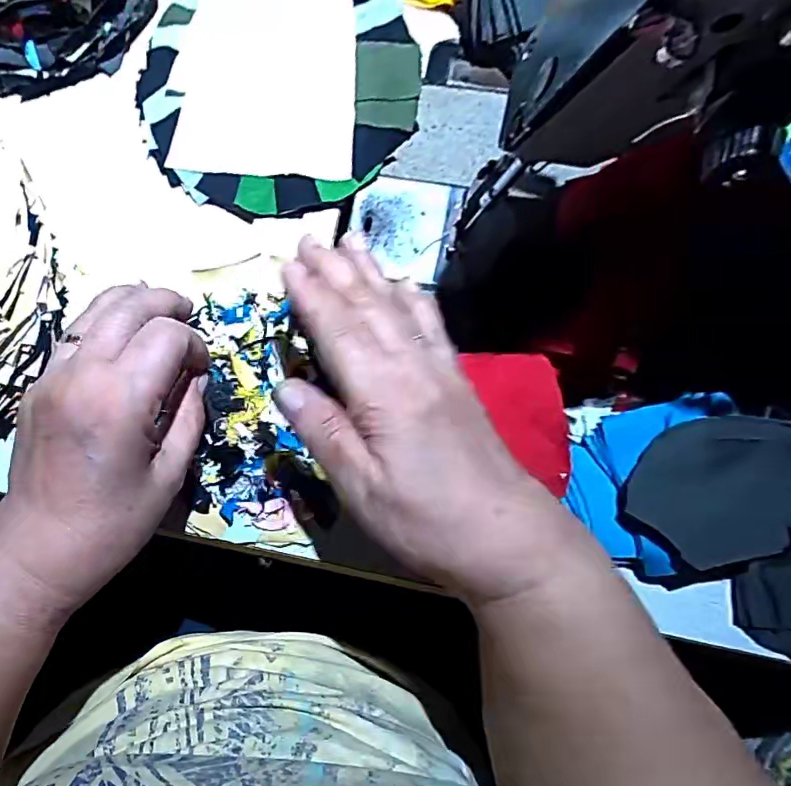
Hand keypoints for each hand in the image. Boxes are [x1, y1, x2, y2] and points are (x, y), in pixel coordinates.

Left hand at [0, 286, 208, 622]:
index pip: (166, 332)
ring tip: (153, 324)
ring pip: (90, 313)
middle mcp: (78, 375)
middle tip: (185, 319)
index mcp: (116, 397)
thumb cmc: (107, 526)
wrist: (36, 547)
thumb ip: (187, 418)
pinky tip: (115, 352)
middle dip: (164, 304)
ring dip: (128, 308)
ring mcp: (48, 380)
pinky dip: (97, 332)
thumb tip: (194, 379)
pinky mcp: (32, 391)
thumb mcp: (166, 477)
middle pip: (126, 304)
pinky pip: (69, 342)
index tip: (199, 370)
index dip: (193, 343)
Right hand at [276, 235, 597, 605]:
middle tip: (312, 239)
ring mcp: (441, 376)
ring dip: (374, 276)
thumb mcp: (357, 481)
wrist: (505, 539)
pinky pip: (429, 330)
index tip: (287, 265)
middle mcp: (416, 372)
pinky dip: (411, 301)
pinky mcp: (454, 388)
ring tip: (353, 246)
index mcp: (386, 393)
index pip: (341, 332)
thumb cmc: (419, 517)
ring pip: (402, 312)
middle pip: (372, 309)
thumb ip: (322, 429)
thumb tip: (285, 385)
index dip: (312, 297)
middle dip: (339, 272)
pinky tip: (404, 289)